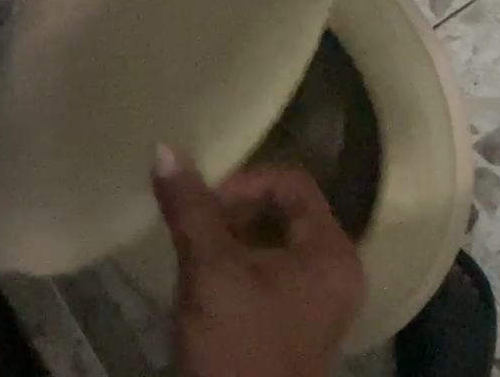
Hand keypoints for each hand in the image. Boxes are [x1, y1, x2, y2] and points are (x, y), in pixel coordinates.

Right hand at [151, 146, 364, 376]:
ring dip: (231, 235)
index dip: (246, 182)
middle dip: (235, 208)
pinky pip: (268, 269)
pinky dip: (236, 262)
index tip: (206, 204)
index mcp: (331, 253)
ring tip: (194, 246)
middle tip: (195, 221)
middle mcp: (334, 270)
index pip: (293, 183)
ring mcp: (316, 301)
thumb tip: (165, 149)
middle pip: (285, 208)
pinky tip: (202, 276)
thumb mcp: (210, 273)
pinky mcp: (293, 323)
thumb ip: (190, 207)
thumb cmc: (237, 350)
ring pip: (272, 239)